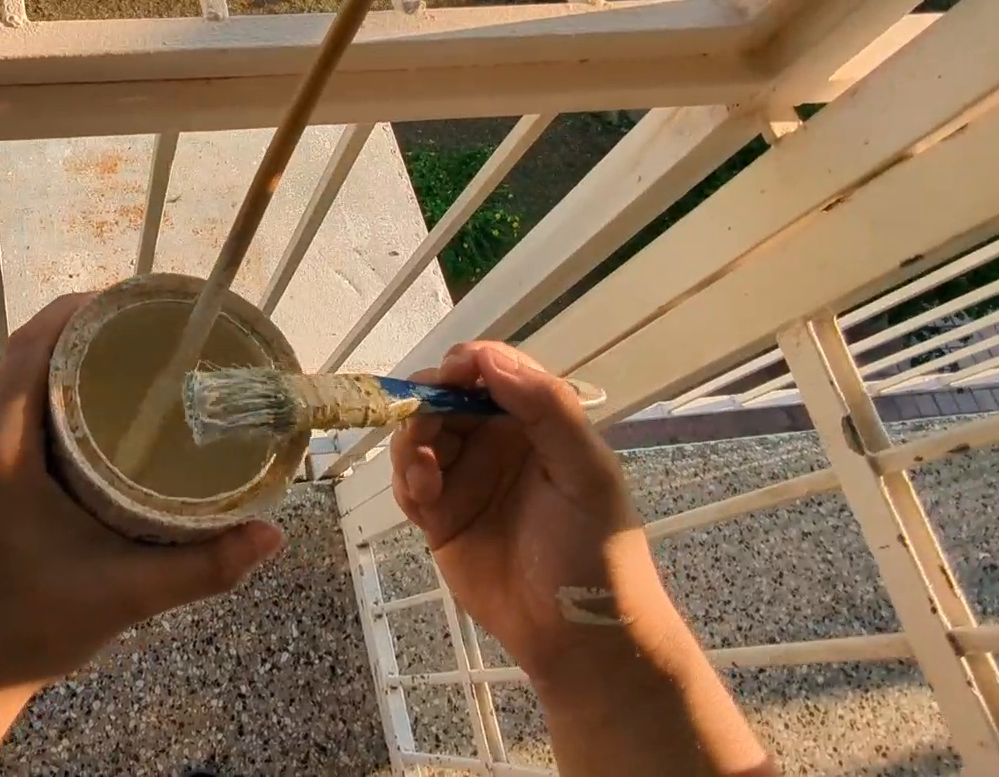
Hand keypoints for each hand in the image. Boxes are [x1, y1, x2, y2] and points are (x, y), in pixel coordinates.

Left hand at [0, 292, 285, 701]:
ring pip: (13, 370)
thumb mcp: (123, 597)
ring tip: (124, 352)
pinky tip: (84, 397)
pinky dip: (42, 377)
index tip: (136, 302)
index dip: (82, 310)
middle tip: (146, 328)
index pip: (35, 345)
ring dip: (60, 349)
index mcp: (1, 450)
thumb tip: (272, 535)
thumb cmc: (29, 630)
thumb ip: (202, 568)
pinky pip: (5, 397)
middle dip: (82, 324)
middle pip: (25, 347)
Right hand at [392, 342, 661, 679]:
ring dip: (410, 447)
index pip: (492, 370)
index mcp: (534, 422)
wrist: (576, 640)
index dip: (464, 364)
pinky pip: (405, 479)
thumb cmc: (594, 551)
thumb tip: (487, 357)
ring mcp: (463, 475)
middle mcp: (494, 440)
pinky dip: (404, 483)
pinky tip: (422, 505)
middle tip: (424, 433)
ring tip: (424, 483)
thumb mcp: (586, 473)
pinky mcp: (437, 512)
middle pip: (443, 398)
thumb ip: (546, 408)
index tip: (447, 377)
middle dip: (426, 407)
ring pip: (416, 434)